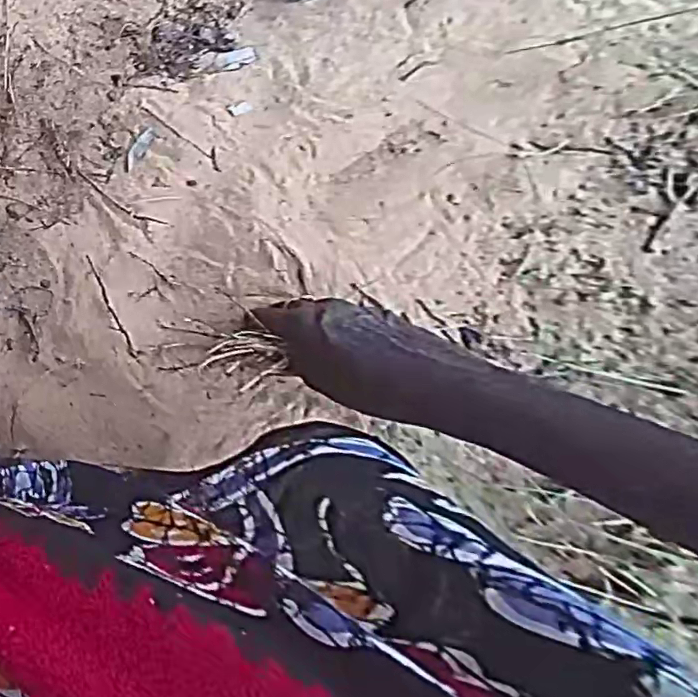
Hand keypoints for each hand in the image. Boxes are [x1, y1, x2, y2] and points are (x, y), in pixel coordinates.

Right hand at [250, 298, 490, 424]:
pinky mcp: (383, 316)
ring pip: (322, 312)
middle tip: (283, 345)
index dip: (254, 326)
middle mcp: (327, 308)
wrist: (446, 386)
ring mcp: (357, 309)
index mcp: (303, 322)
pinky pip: (348, 318)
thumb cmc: (378, 388)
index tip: (251, 335)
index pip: (264, 315)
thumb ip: (297, 360)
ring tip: (319, 350)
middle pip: (293, 309)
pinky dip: (340, 329)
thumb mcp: (322, 381)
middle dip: (285, 324)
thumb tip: (285, 352)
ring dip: (315, 326)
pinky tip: (351, 352)